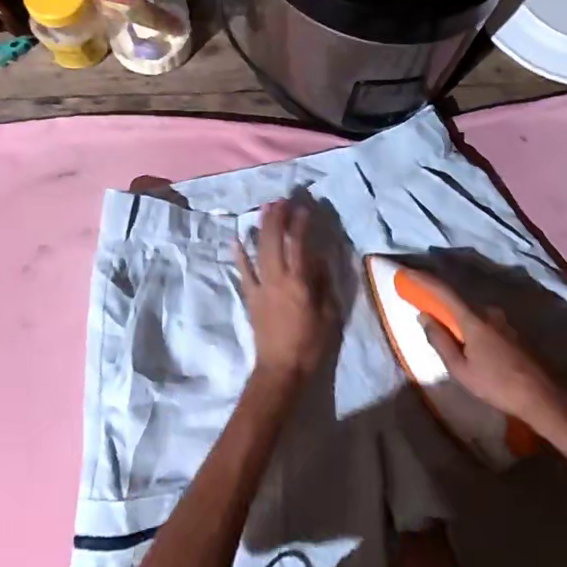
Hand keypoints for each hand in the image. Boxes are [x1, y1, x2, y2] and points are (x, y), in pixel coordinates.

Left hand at [234, 200, 331, 390]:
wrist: (281, 368)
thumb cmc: (311, 344)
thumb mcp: (330, 315)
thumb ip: (324, 283)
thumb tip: (320, 258)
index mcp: (300, 282)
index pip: (300, 244)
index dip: (301, 223)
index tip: (305, 207)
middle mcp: (277, 279)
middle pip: (275, 241)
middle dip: (278, 217)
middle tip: (282, 199)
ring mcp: (260, 286)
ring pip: (259, 250)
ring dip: (261, 228)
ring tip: (265, 208)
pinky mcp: (250, 296)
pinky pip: (244, 271)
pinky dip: (240, 254)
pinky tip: (237, 239)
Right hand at [410, 270, 566, 482]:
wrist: (544, 399)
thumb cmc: (497, 385)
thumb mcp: (460, 369)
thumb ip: (440, 341)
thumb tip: (424, 317)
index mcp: (474, 319)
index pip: (444, 292)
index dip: (423, 280)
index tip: (406, 272)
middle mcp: (491, 313)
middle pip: (459, 301)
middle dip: (440, 302)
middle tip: (424, 309)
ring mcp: (505, 322)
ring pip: (473, 313)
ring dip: (458, 318)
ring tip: (446, 334)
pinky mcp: (514, 333)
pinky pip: (484, 322)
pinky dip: (471, 326)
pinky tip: (469, 345)